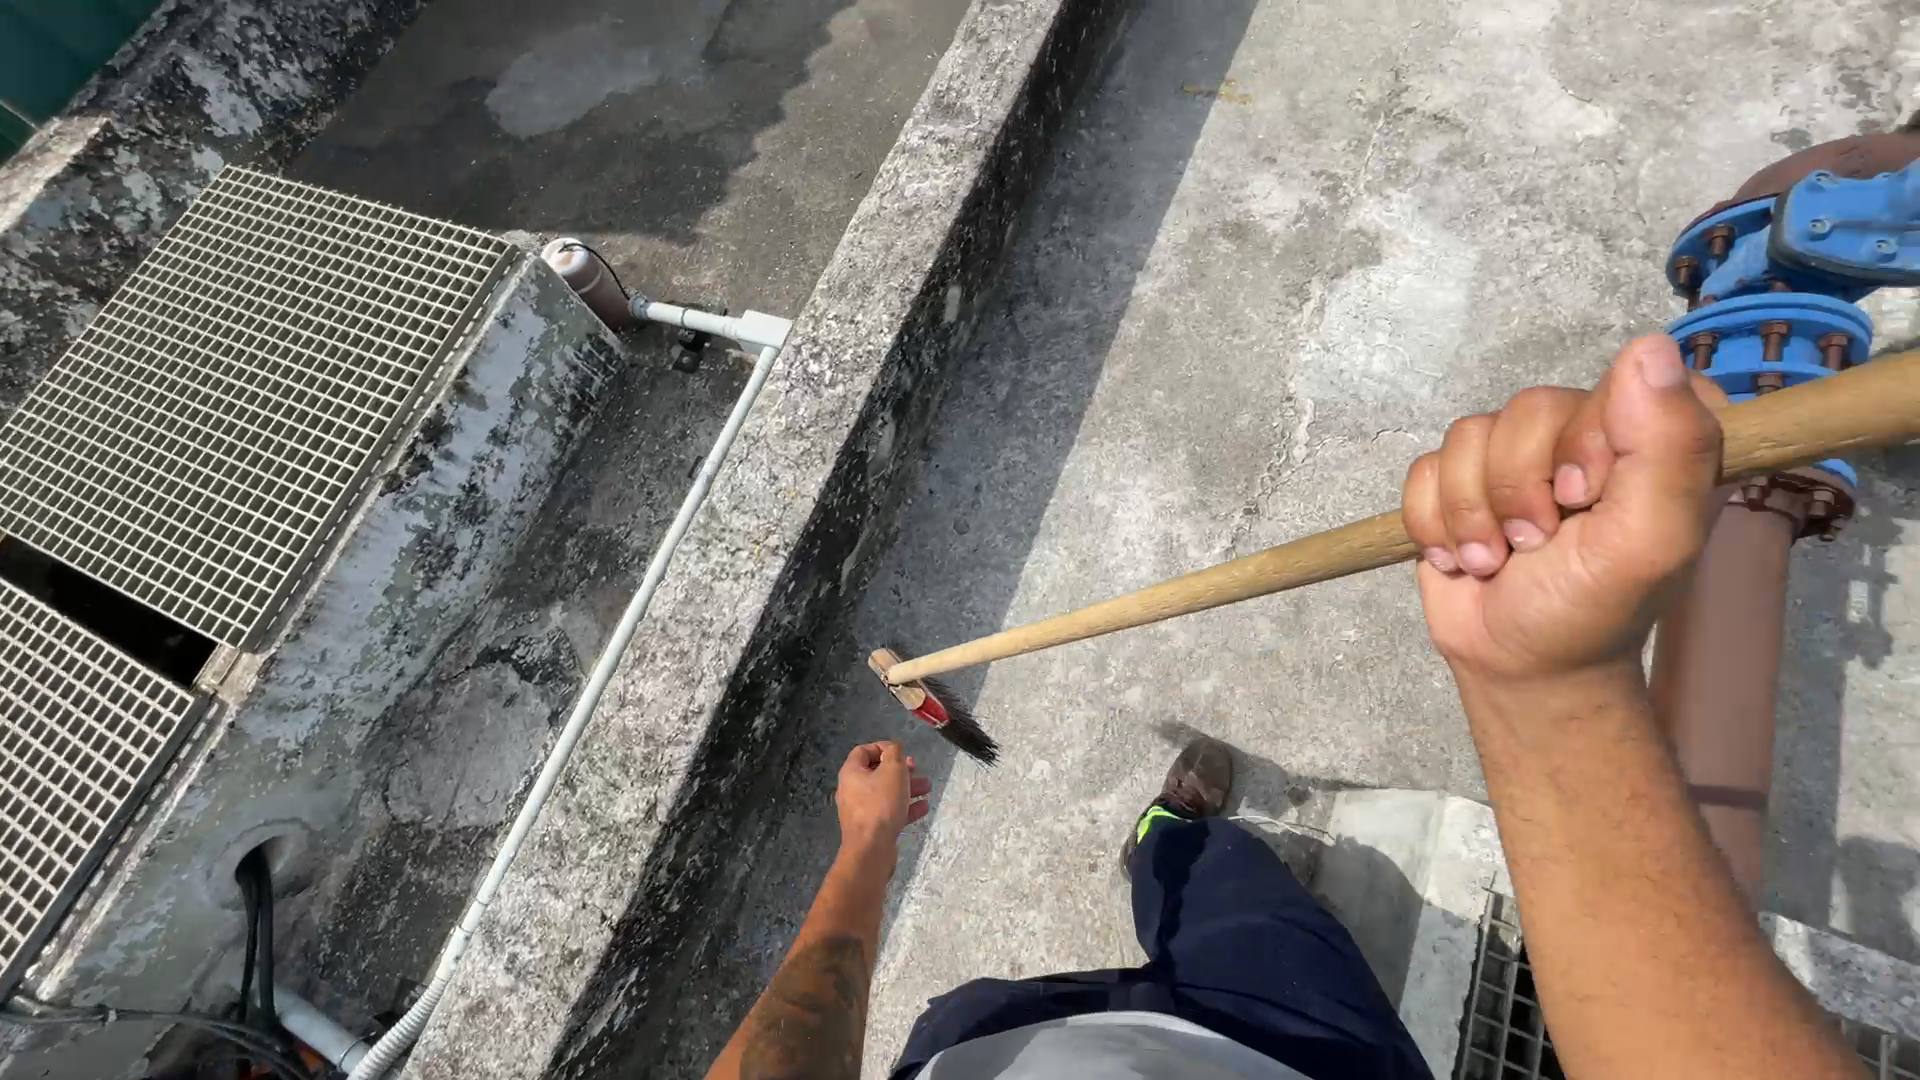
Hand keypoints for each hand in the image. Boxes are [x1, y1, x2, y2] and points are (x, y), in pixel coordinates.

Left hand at [834, 741, 930, 852]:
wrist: (871, 849)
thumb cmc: (881, 804)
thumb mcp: (892, 770)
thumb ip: (894, 753)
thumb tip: (893, 747)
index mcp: (852, 773)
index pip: (863, 751)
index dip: (883, 747)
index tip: (901, 752)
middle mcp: (852, 790)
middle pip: (877, 772)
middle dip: (900, 770)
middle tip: (916, 770)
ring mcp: (861, 811)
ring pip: (886, 793)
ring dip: (907, 787)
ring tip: (927, 787)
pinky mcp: (872, 828)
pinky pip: (889, 811)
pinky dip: (905, 807)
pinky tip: (923, 806)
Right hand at [1402, 335, 1724, 684]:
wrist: (1511, 659)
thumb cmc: (1589, 609)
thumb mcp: (1648, 541)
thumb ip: (1667, 447)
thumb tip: (1646, 345)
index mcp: (1650, 443)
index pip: (1614, 385)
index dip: (1584, 440)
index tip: (1585, 500)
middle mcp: (1579, 437)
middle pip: (1523, 410)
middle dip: (1514, 489)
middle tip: (1533, 543)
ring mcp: (1511, 459)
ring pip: (1463, 438)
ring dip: (1468, 513)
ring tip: (1491, 558)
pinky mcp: (1452, 482)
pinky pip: (1421, 470)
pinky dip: (1430, 521)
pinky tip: (1455, 555)